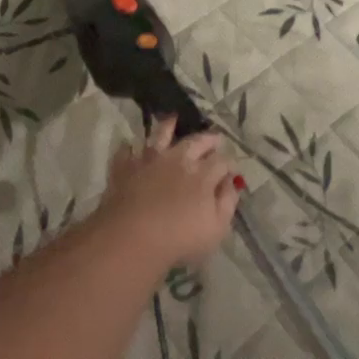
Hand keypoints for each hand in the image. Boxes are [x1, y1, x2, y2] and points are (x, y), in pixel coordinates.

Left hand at [92, 115, 240, 268]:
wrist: (134, 236)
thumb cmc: (180, 238)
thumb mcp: (216, 228)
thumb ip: (227, 202)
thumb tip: (231, 183)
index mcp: (203, 175)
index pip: (221, 161)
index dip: (229, 163)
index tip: (232, 169)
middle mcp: (178, 159)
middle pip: (196, 142)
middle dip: (209, 139)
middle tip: (215, 138)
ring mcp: (150, 159)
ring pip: (161, 135)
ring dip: (169, 126)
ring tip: (173, 120)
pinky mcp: (127, 166)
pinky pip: (127, 150)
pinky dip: (131, 147)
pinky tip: (131, 145)